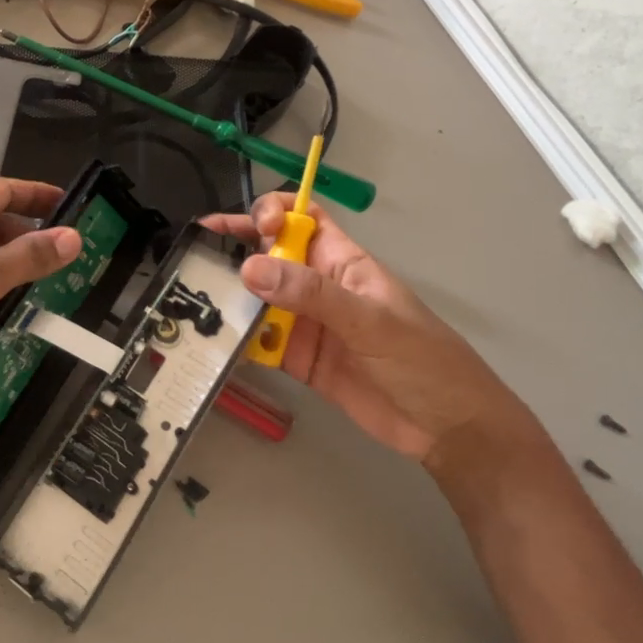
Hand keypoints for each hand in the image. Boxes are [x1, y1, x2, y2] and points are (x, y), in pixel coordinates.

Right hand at [200, 194, 538, 467]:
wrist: (449, 431)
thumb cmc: (424, 360)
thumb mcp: (370, 320)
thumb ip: (311, 294)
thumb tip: (250, 269)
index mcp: (342, 262)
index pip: (302, 218)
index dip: (274, 211)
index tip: (251, 226)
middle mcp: (318, 287)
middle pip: (269, 254)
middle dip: (235, 249)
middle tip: (196, 253)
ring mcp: (306, 324)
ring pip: (258, 298)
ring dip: (230, 297)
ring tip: (192, 298)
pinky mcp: (298, 360)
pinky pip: (259, 342)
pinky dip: (238, 340)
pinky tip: (214, 341)